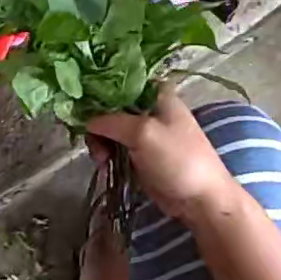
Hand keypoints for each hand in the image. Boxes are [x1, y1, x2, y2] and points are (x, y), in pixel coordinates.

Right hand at [86, 86, 246, 223]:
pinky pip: (116, 145)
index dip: (98, 92)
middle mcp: (150, 107)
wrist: (200, 198)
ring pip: (111, 127)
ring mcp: (146, 130)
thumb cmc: (178, 159)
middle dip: (98, 123)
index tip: (80, 107)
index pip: (120, 81)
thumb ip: (111, 121)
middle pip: (111, 106)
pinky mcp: (142, 152)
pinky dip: (107, 152)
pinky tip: (104, 164)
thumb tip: (87, 119)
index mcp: (157, 93)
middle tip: (95, 145)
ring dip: (100, 141)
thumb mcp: (143, 133)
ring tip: (101, 160)